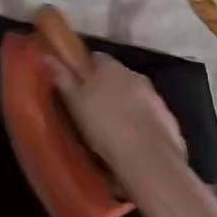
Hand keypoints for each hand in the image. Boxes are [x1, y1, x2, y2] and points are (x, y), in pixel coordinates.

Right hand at [47, 53, 187, 188]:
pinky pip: (150, 117)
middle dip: (106, 89)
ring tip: (112, 131)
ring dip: (125, 107)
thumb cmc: (104, 126)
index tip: (77, 87)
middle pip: (116, 77)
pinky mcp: (169, 120)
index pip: (95, 58)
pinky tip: (133, 144)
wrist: (149, 161)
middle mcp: (135, 75)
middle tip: (92, 111)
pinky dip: (141, 125)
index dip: (85, 70)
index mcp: (111, 67)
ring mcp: (156, 98)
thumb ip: (62, 78)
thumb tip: (47, 55)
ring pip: (135, 97)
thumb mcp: (74, 103)